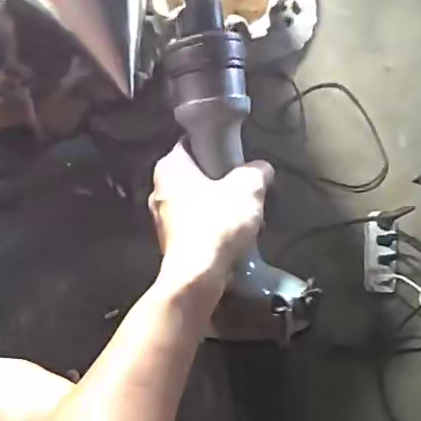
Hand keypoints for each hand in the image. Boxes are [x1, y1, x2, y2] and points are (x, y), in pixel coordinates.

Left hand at [150, 143, 270, 291]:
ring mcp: (163, 221)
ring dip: (220, 210)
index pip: (191, 143)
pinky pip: (196, 229)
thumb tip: (262, 169)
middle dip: (222, 184)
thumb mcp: (248, 188)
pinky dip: (213, 232)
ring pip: (197, 205)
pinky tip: (233, 241)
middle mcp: (158, 191)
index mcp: (169, 167)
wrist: (197, 277)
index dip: (216, 146)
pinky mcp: (171, 246)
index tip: (236, 157)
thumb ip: (257, 172)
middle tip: (245, 191)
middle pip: (196, 177)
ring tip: (245, 220)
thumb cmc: (217, 224)